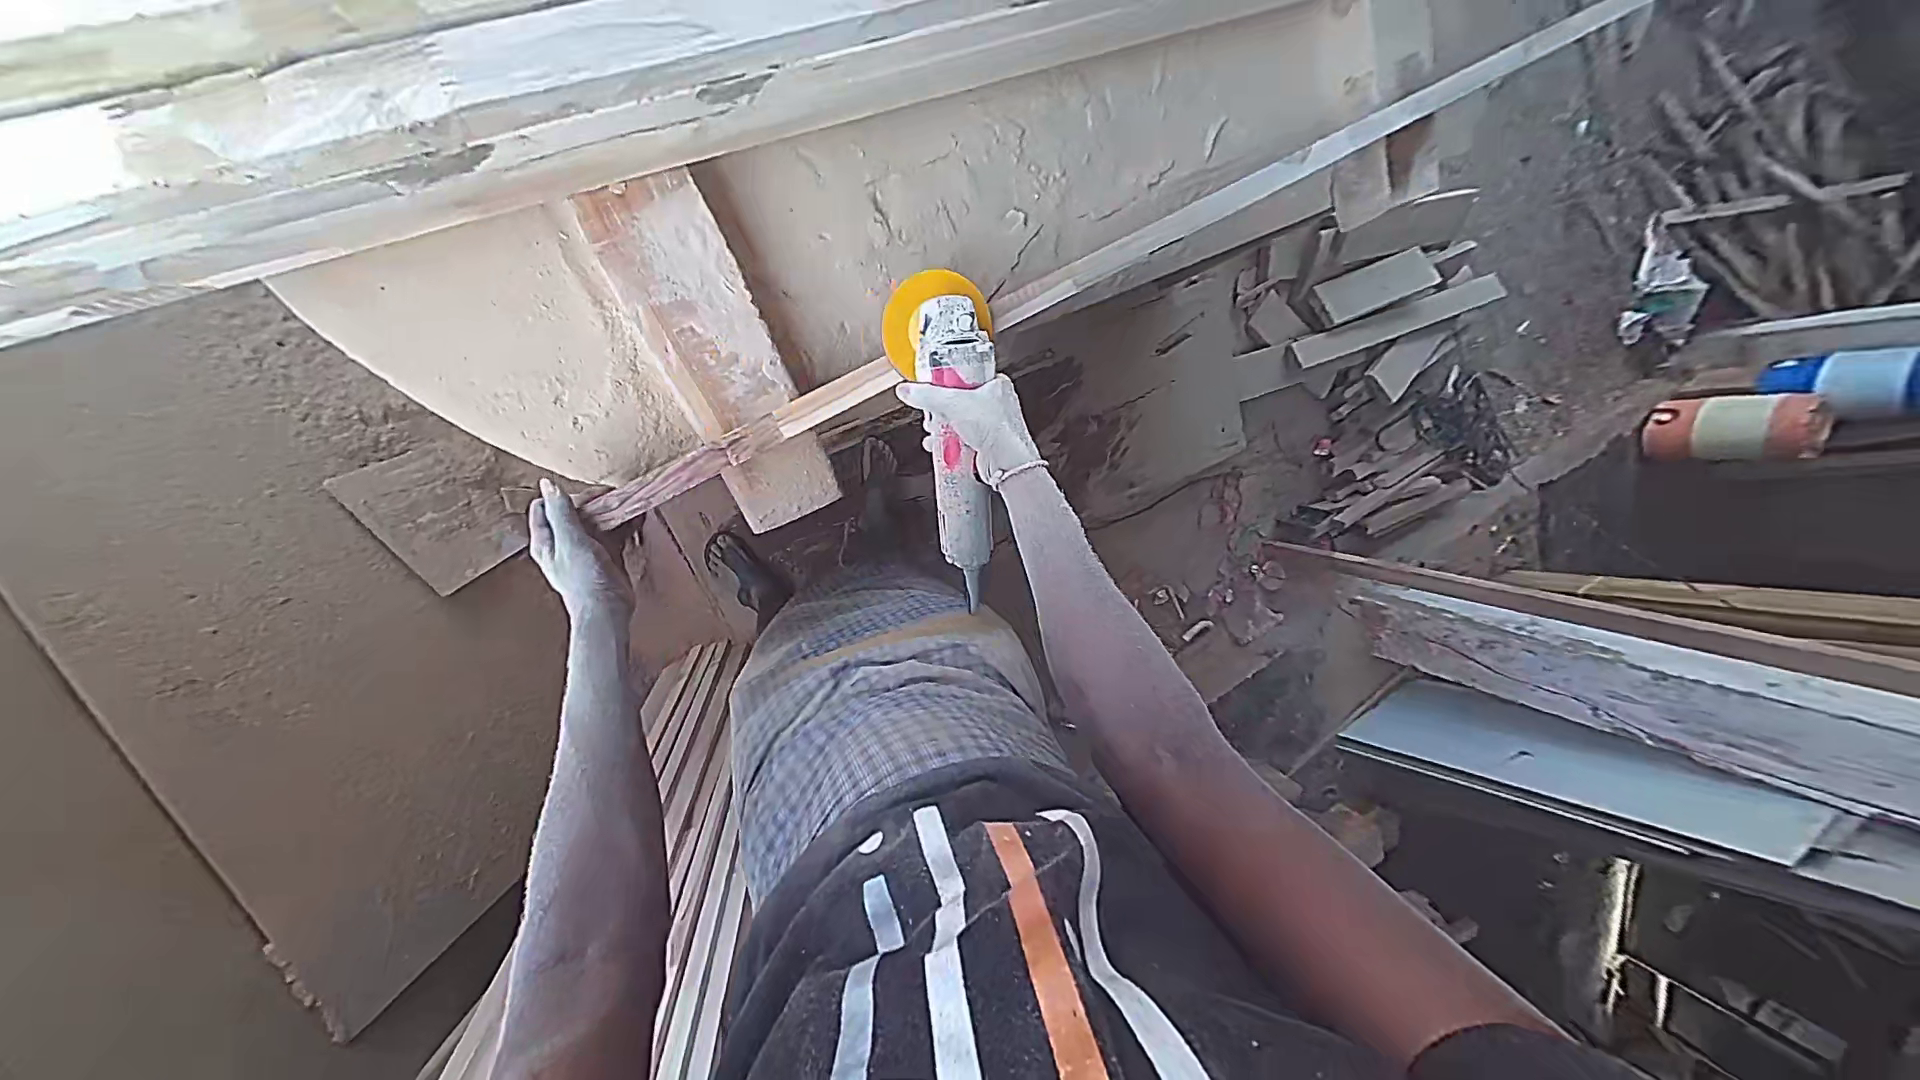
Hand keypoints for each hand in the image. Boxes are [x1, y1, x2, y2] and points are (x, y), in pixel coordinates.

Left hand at [528, 478, 633, 618]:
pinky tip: (637, 518)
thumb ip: (561, 513)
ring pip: (596, 522)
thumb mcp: (570, 541)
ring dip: (611, 512)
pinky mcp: (606, 556)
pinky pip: (613, 534)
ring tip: (628, 505)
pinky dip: (624, 525)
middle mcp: (563, 543)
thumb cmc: (584, 579)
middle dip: (593, 503)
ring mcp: (586, 550)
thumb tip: (548, 484)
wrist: (606, 609)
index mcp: (547, 540)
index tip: (590, 495)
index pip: (547, 507)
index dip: (566, 497)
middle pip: (574, 512)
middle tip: (613, 498)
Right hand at [895, 375, 1043, 485]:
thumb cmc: (994, 428)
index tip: (935, 388)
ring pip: (961, 422)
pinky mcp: (988, 444)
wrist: (1006, 462)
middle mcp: (997, 403)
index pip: (967, 376)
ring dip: (944, 429)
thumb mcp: (953, 403)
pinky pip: (964, 440)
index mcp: (996, 384)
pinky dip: (951, 444)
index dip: (948, 382)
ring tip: (935, 432)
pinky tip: (942, 446)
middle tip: (933, 414)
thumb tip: (907, 390)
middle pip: (960, 401)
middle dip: (941, 411)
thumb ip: (927, 395)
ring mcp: (993, 425)